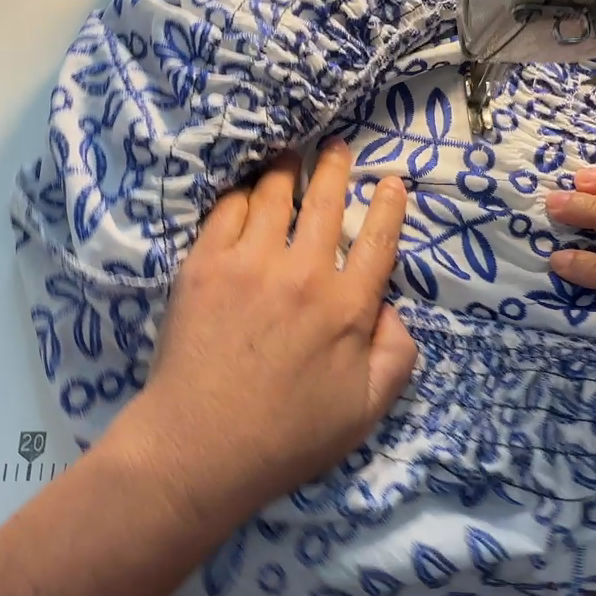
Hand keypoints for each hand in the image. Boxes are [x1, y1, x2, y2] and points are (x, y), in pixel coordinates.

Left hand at [107, 139, 415, 517]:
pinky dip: (240, 194)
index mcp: (347, 307)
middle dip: (335, 167)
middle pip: (326, 201)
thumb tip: (390, 309)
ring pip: (274, 195)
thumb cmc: (287, 436)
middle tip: (335, 148)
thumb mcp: (365, 410)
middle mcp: (303, 273)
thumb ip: (396, 356)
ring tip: (289, 156)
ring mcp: (249, 263)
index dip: (388, 204)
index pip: (377, 239)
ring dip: (286, 169)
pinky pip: (227, 211)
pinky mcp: (204, 265)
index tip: (391, 181)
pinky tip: (244, 189)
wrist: (199, 446)